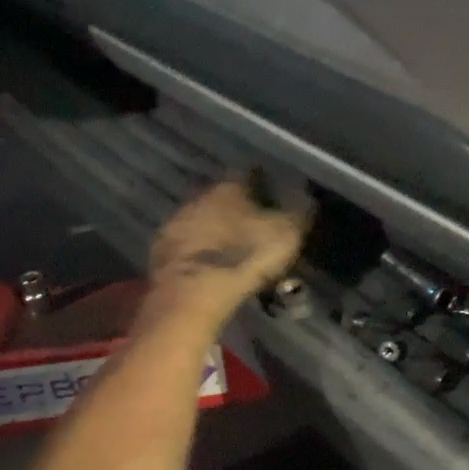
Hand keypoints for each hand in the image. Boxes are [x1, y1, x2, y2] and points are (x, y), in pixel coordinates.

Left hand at [142, 179, 307, 331]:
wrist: (192, 294)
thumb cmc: (244, 258)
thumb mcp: (285, 234)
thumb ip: (298, 212)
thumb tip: (308, 195)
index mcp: (229, 187)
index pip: (247, 175)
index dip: (262, 184)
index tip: (274, 197)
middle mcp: (199, 198)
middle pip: (221, 197)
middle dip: (236, 208)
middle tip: (253, 225)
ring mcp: (176, 224)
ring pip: (201, 220)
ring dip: (214, 230)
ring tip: (231, 248)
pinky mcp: (160, 252)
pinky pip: (186, 245)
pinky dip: (198, 251)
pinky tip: (209, 264)